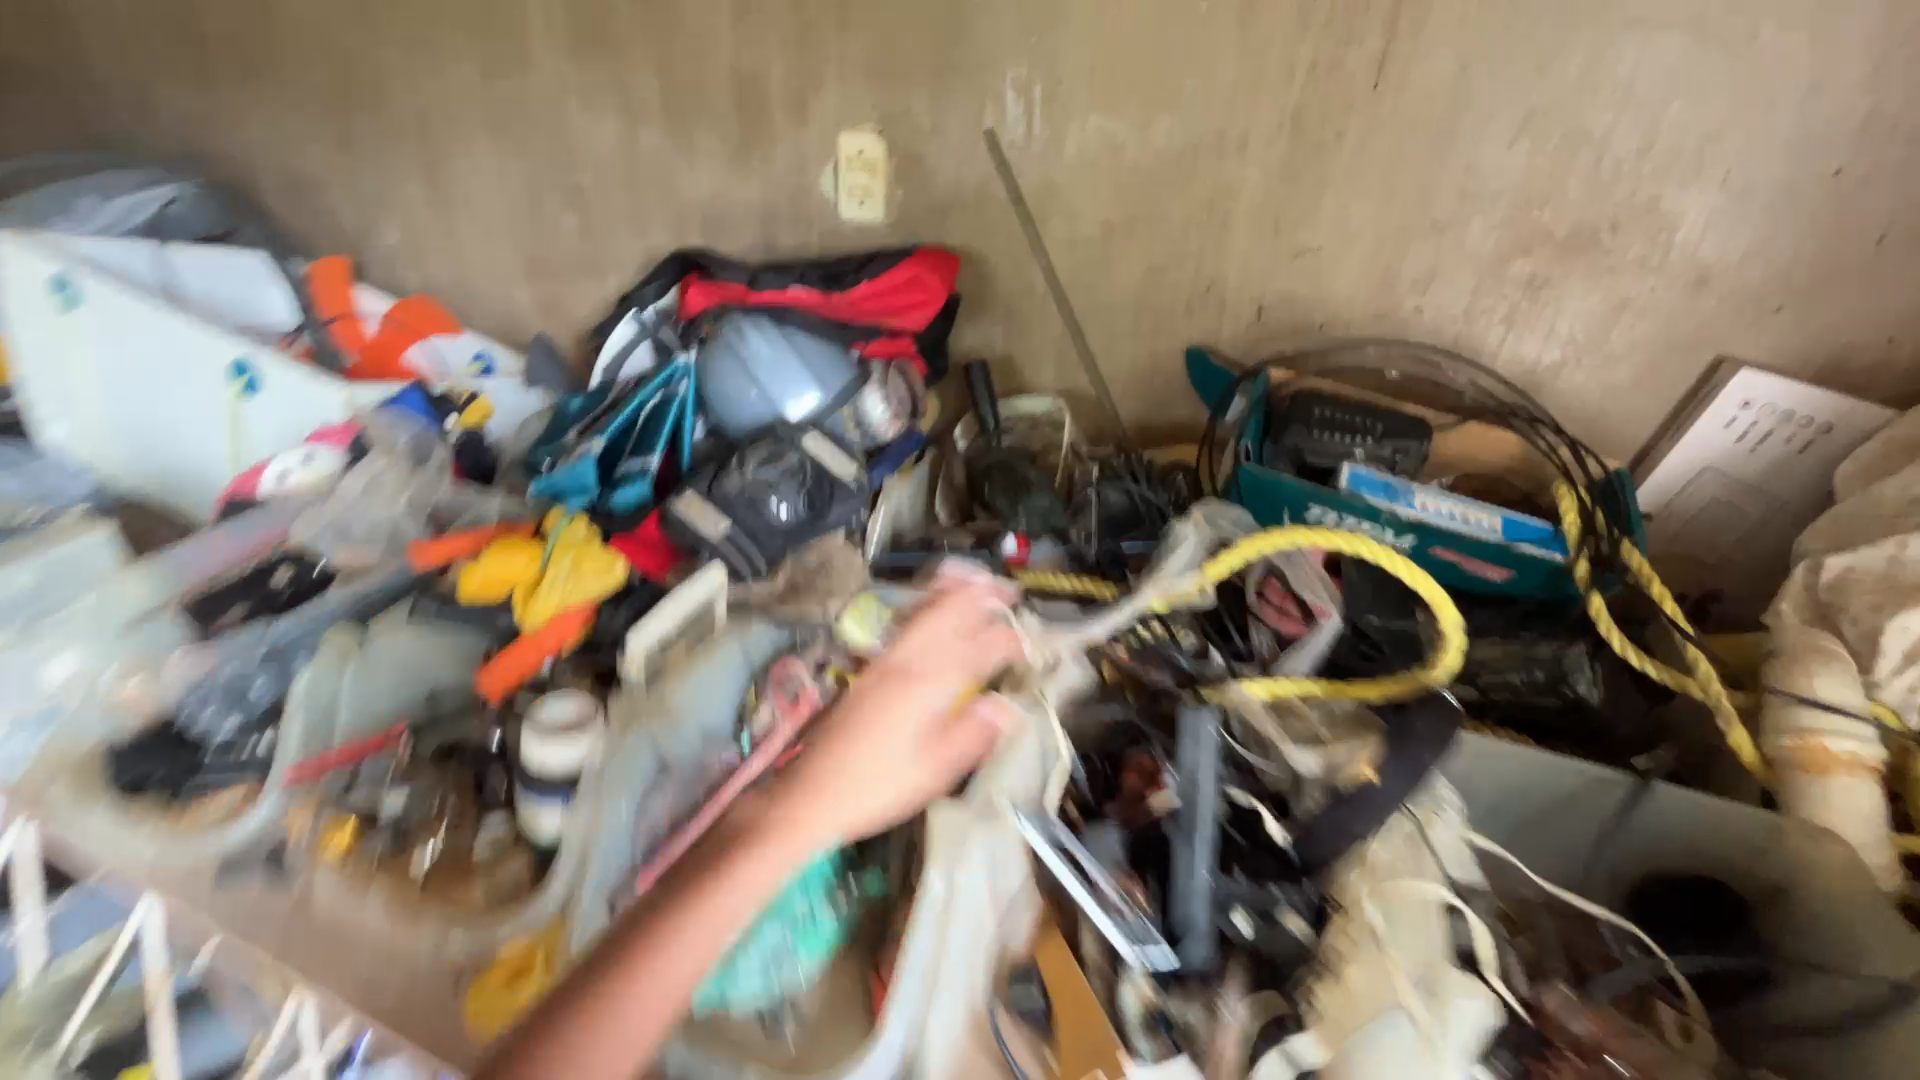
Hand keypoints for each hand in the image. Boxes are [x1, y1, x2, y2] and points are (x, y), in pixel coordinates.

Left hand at [768, 567, 1025, 846]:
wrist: (811, 792)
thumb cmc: (877, 787)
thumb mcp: (934, 771)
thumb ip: (972, 734)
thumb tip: (1006, 708)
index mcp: (927, 686)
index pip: (978, 649)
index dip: (1008, 641)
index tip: (1029, 644)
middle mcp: (905, 662)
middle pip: (947, 614)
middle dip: (980, 596)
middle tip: (1007, 588)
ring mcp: (883, 661)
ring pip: (922, 612)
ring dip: (952, 591)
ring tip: (974, 577)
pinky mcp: (869, 669)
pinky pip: (904, 623)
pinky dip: (925, 604)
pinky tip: (930, 605)